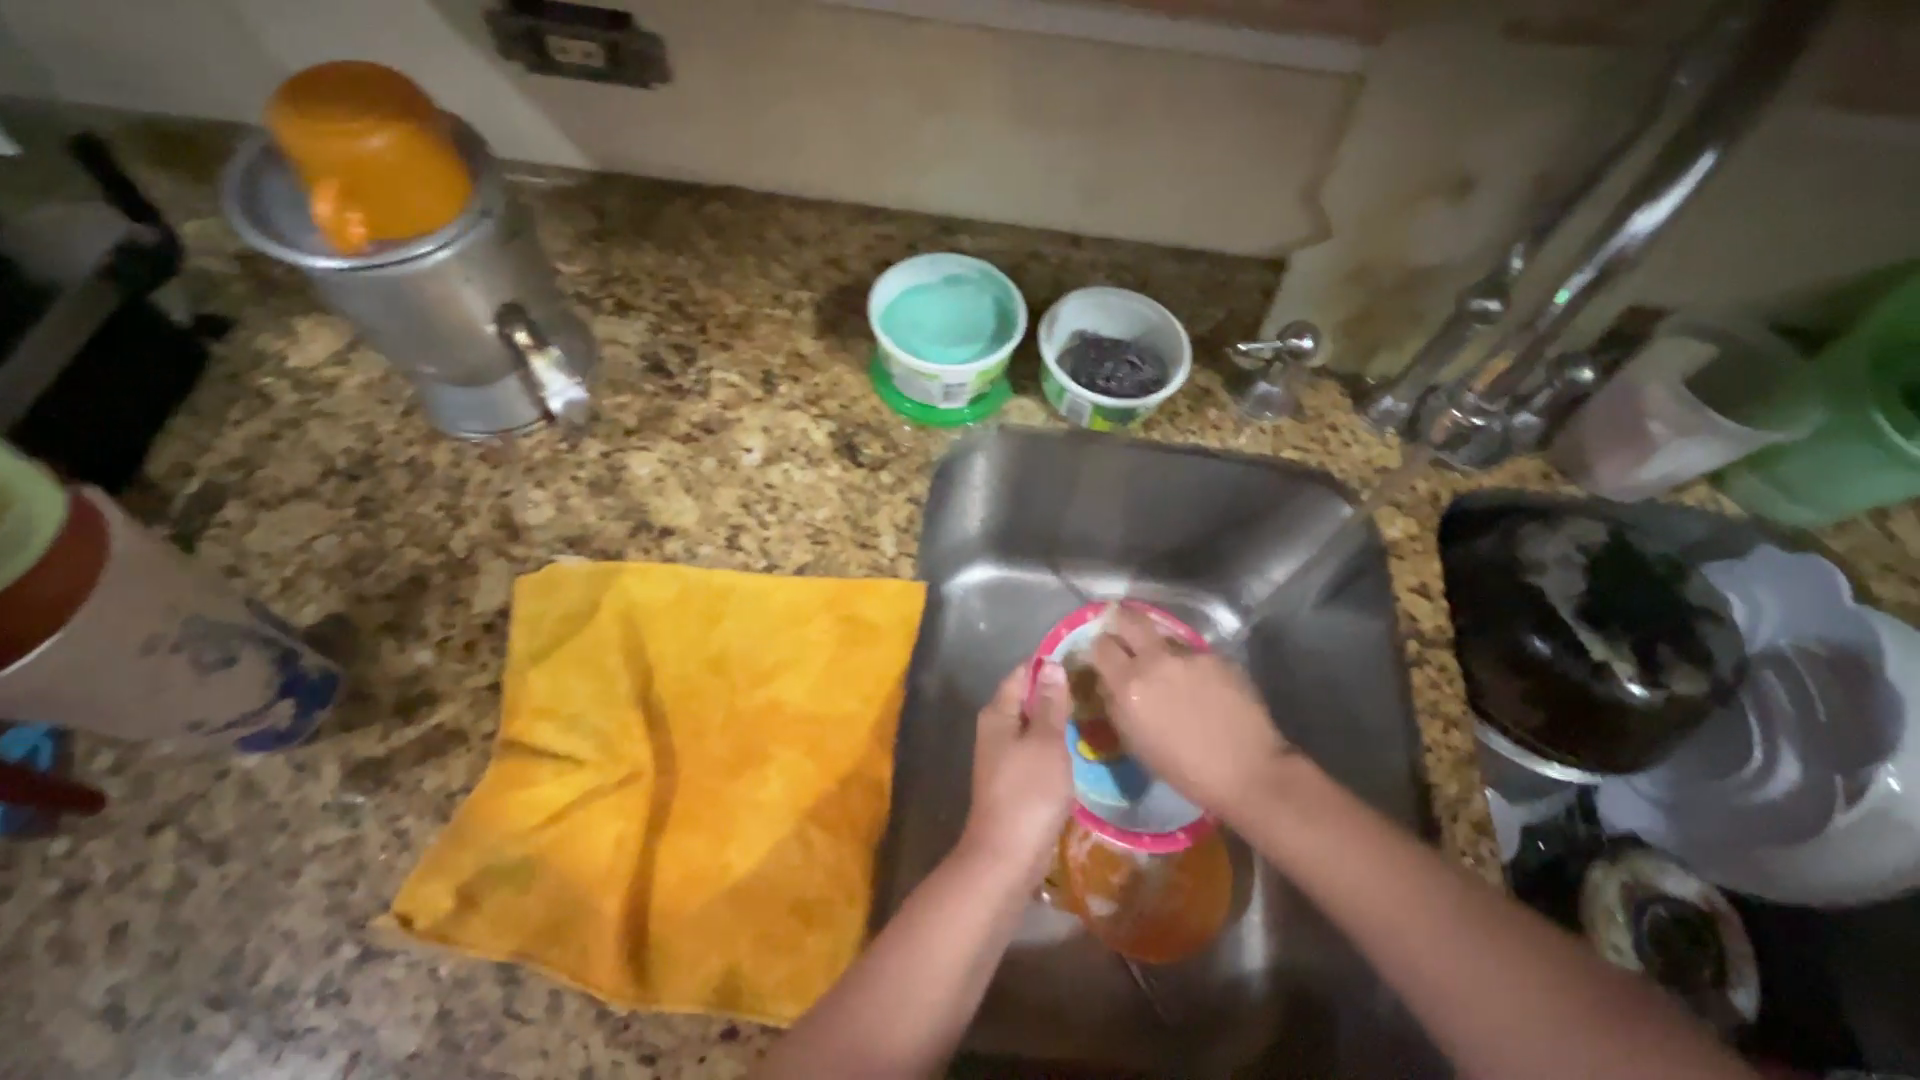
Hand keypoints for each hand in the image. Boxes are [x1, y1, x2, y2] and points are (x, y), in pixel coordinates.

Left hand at [958, 662, 1073, 889]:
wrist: (1008, 854)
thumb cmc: (1028, 792)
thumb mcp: (1045, 742)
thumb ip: (1049, 703)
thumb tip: (1050, 664)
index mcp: (997, 715)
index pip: (1020, 675)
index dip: (1046, 665)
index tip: (1080, 659)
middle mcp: (995, 731)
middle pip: (1025, 700)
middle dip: (1054, 692)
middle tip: (1095, 686)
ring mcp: (1003, 758)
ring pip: (1032, 728)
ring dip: (1057, 721)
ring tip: (1093, 712)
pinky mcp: (1014, 782)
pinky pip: (1036, 752)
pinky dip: (1055, 747)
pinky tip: (1078, 749)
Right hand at [1090, 609, 1292, 816]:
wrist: (1244, 770)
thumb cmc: (1182, 769)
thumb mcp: (1134, 742)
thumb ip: (1116, 705)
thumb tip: (1108, 684)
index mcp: (1128, 685)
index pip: (1101, 646)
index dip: (1098, 647)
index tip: (1102, 654)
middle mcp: (1156, 661)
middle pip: (1130, 620)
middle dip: (1121, 619)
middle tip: (1120, 627)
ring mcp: (1190, 656)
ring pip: (1165, 638)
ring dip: (1159, 648)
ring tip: (1168, 668)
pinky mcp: (1218, 658)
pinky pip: (1193, 654)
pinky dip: (1189, 665)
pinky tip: (1200, 685)